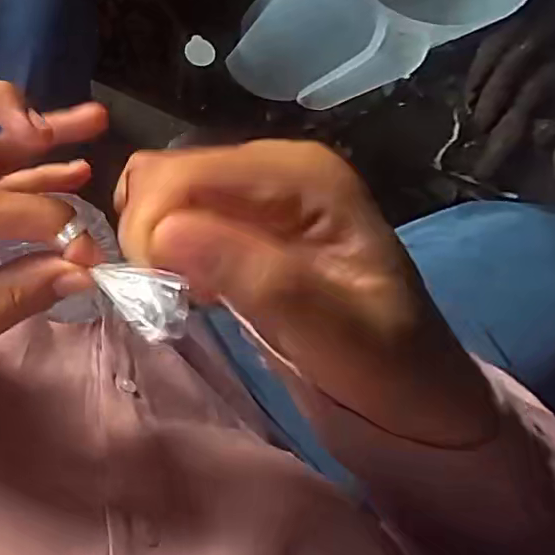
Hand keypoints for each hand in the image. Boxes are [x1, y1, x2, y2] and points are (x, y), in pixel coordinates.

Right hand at [115, 141, 498, 447]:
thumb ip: (256, 278)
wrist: (409, 390)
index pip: (184, 174)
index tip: (161, 289)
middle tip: (166, 290)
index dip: (151, 226)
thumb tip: (165, 232)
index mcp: (303, 175)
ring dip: (145, 235)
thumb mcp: (335, 335)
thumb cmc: (384, 368)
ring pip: (153, 185)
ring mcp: (248, 182)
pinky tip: (185, 276)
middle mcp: (270, 163)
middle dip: (144, 231)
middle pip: (161, 172)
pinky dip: (154, 239)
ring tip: (177, 284)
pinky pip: (163, 205)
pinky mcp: (231, 206)